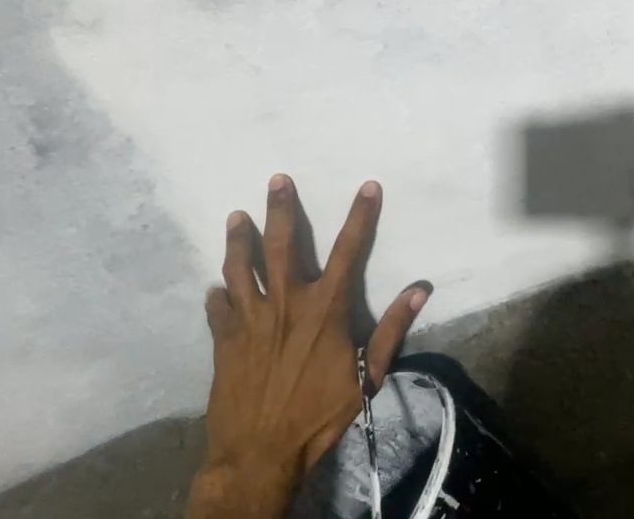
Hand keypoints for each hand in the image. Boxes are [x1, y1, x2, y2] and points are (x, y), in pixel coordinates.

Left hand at [187, 176, 428, 518]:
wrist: (259, 454)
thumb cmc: (319, 413)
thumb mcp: (368, 376)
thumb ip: (392, 329)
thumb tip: (419, 289)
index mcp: (325, 307)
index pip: (348, 250)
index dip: (360, 215)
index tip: (368, 185)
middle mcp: (286, 304)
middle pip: (281, 246)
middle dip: (280, 209)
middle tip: (276, 179)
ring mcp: (250, 321)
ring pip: (241, 269)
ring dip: (238, 241)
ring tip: (235, 216)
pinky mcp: (224, 343)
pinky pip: (217, 310)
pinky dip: (216, 296)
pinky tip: (214, 288)